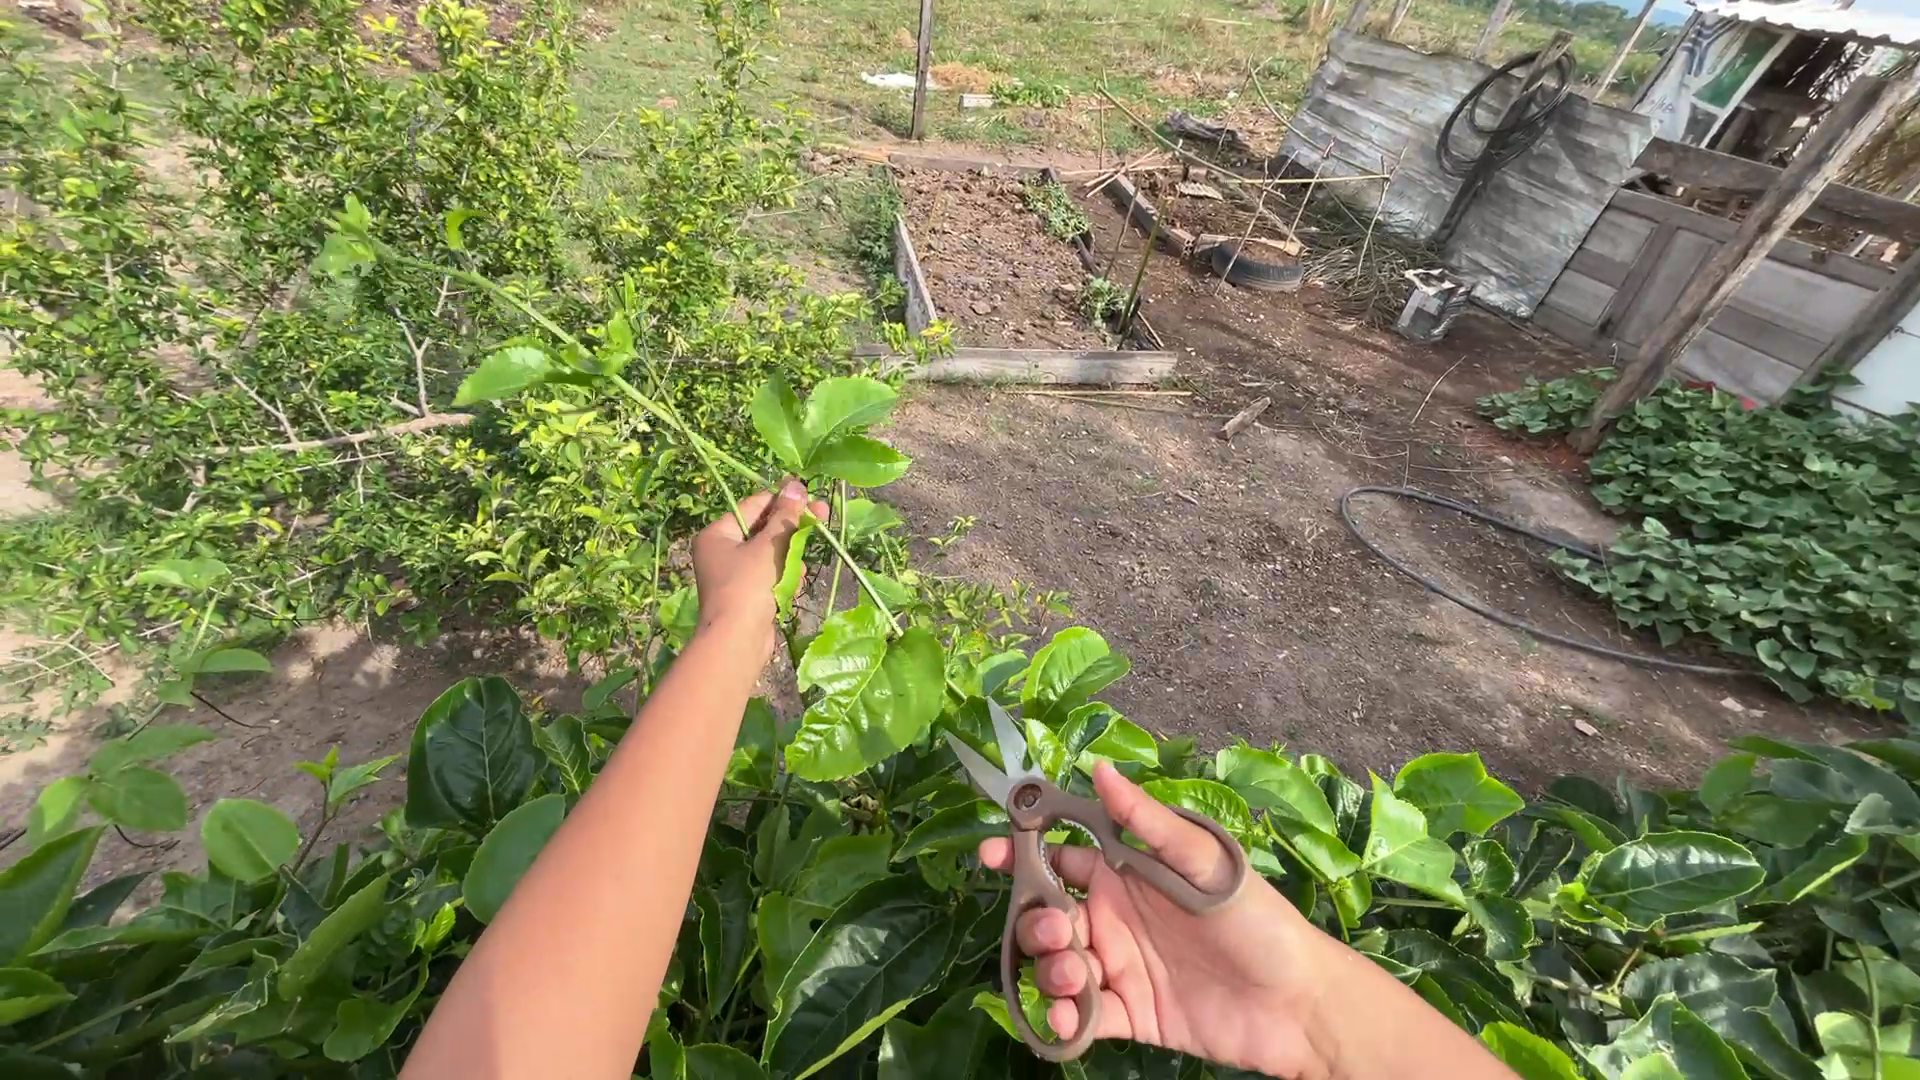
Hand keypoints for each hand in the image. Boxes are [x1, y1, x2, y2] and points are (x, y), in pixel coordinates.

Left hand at [690, 479, 829, 658]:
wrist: (737, 640)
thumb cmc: (748, 586)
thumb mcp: (769, 546)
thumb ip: (785, 516)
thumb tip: (796, 485)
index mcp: (718, 533)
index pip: (755, 505)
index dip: (783, 500)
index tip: (811, 496)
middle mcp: (722, 550)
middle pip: (765, 529)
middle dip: (791, 531)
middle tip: (822, 518)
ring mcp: (734, 573)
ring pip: (772, 553)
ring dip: (790, 557)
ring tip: (798, 568)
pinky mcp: (748, 593)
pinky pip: (771, 574)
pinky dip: (784, 576)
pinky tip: (793, 584)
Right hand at [980, 762, 1337, 1078]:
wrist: (1298, 1001)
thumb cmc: (1251, 914)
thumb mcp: (1200, 857)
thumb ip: (1144, 819)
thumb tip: (1098, 767)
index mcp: (1121, 872)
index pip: (1057, 855)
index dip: (1020, 852)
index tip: (988, 853)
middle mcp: (1110, 915)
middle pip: (1046, 913)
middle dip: (1032, 919)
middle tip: (1052, 929)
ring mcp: (1118, 965)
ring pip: (1057, 963)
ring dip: (1049, 967)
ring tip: (1074, 973)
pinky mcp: (1130, 1014)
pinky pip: (1083, 1016)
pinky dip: (1064, 1019)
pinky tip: (1067, 1018)